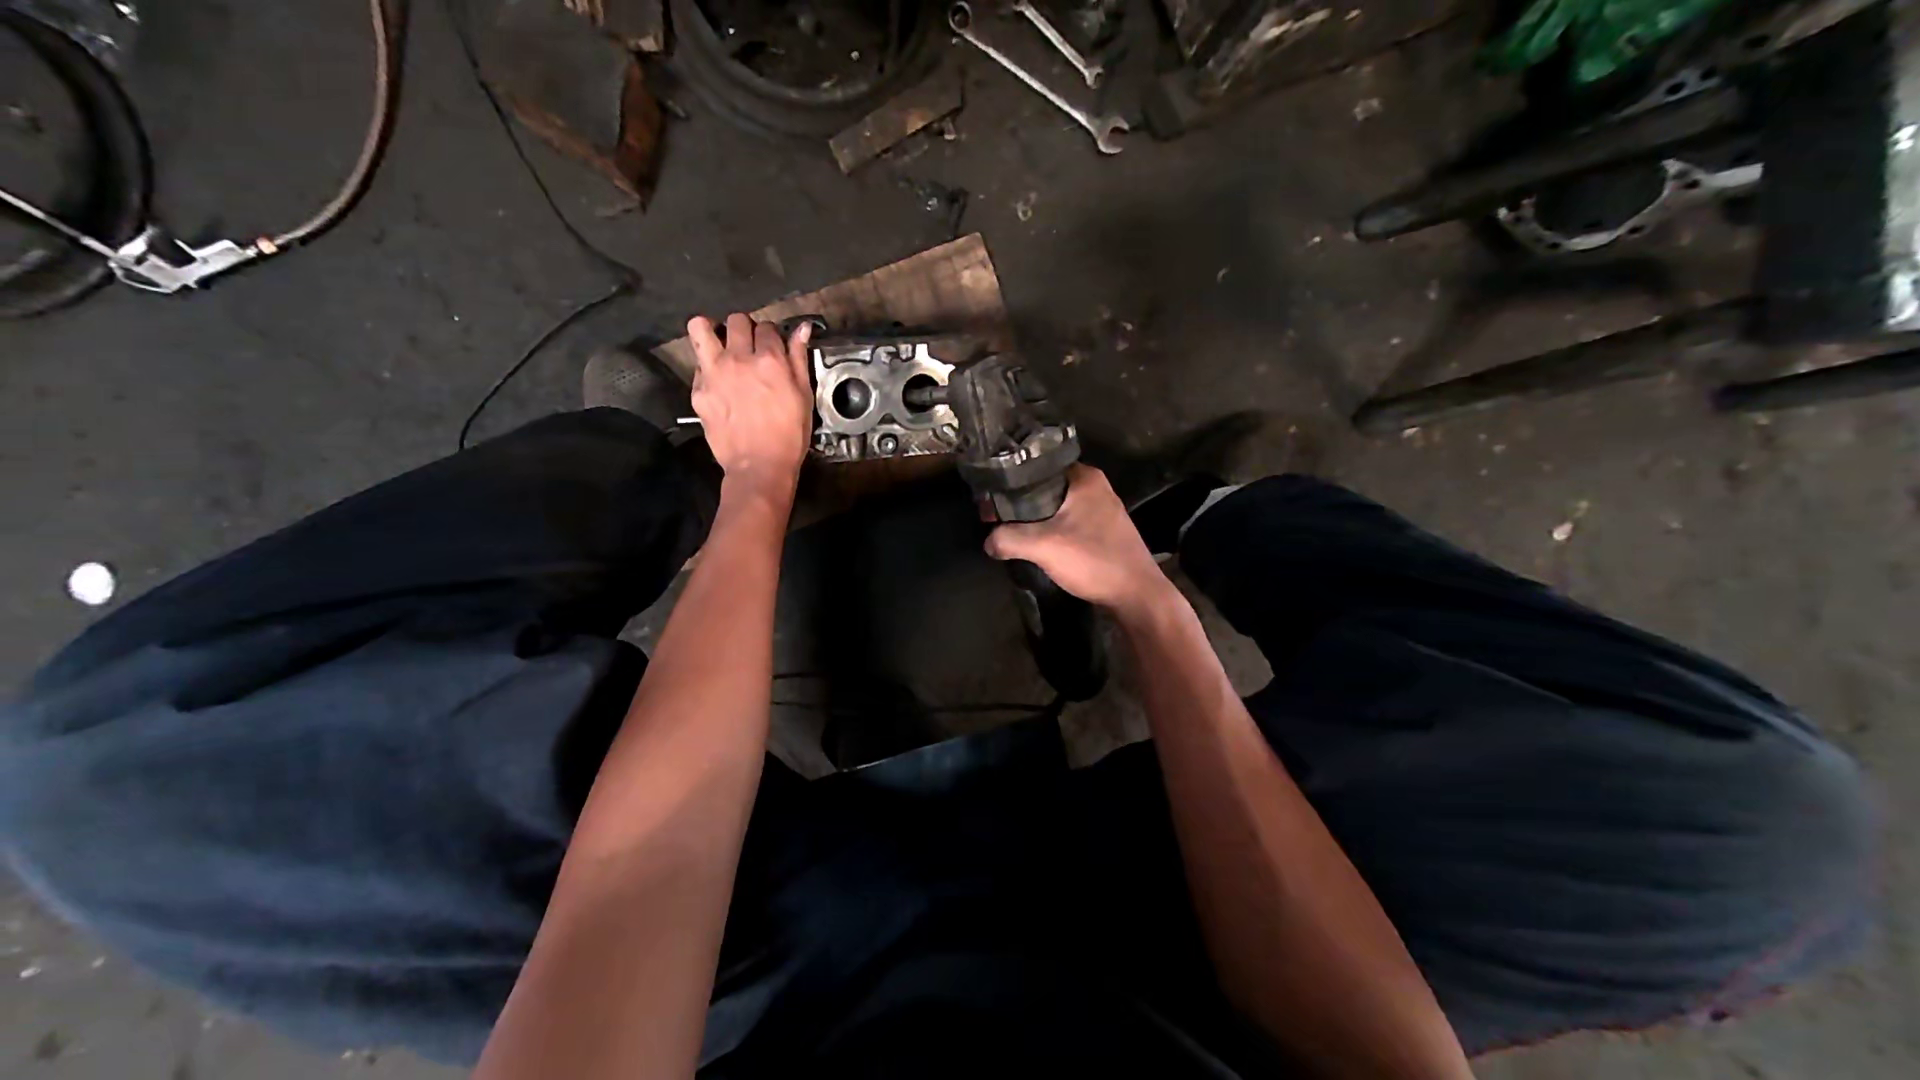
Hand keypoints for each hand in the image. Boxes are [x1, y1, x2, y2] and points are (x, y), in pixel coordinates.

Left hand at [687, 313, 814, 503]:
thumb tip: (802, 329)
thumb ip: (799, 358)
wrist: (758, 466)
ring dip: (711, 329)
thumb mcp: (803, 395)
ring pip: (700, 327)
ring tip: (719, 343)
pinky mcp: (698, 390)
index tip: (773, 347)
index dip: (772, 335)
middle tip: (749, 347)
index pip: (767, 327)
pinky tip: (718, 380)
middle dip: (745, 329)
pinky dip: (707, 366)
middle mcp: (739, 359)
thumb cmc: (789, 435)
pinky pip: (697, 364)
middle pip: (737, 321)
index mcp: (770, 360)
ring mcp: (714, 373)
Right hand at [984, 465, 1172, 615]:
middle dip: (1019, 501)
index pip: (1036, 466)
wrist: (1136, 595)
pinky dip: (1050, 529)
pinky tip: (1036, 543)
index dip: (1010, 481)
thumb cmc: (1093, 560)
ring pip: (1055, 505)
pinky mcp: (1102, 530)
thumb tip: (988, 541)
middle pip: (1044, 486)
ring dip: (1034, 518)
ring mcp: (1101, 508)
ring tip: (1009, 530)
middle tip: (995, 516)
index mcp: (1083, 477)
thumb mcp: (1044, 546)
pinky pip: (1067, 521)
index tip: (989, 498)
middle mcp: (1094, 486)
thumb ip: (1008, 539)